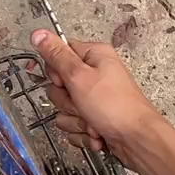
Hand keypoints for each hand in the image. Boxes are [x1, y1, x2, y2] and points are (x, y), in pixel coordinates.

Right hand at [30, 29, 166, 169]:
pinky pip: (74, 126)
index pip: (59, 56)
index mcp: (94, 56)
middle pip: (59, 86)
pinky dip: (83, 133)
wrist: (136, 140)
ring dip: (76, 121)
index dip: (57, 73)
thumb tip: (39, 34)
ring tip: (93, 121)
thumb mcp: (79, 77)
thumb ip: (56, 55)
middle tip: (82, 103)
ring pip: (64, 109)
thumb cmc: (116, 107)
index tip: (66, 82)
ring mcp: (95, 99)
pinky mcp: (94, 118)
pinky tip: (97, 133)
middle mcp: (95, 75)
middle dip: (67, 102)